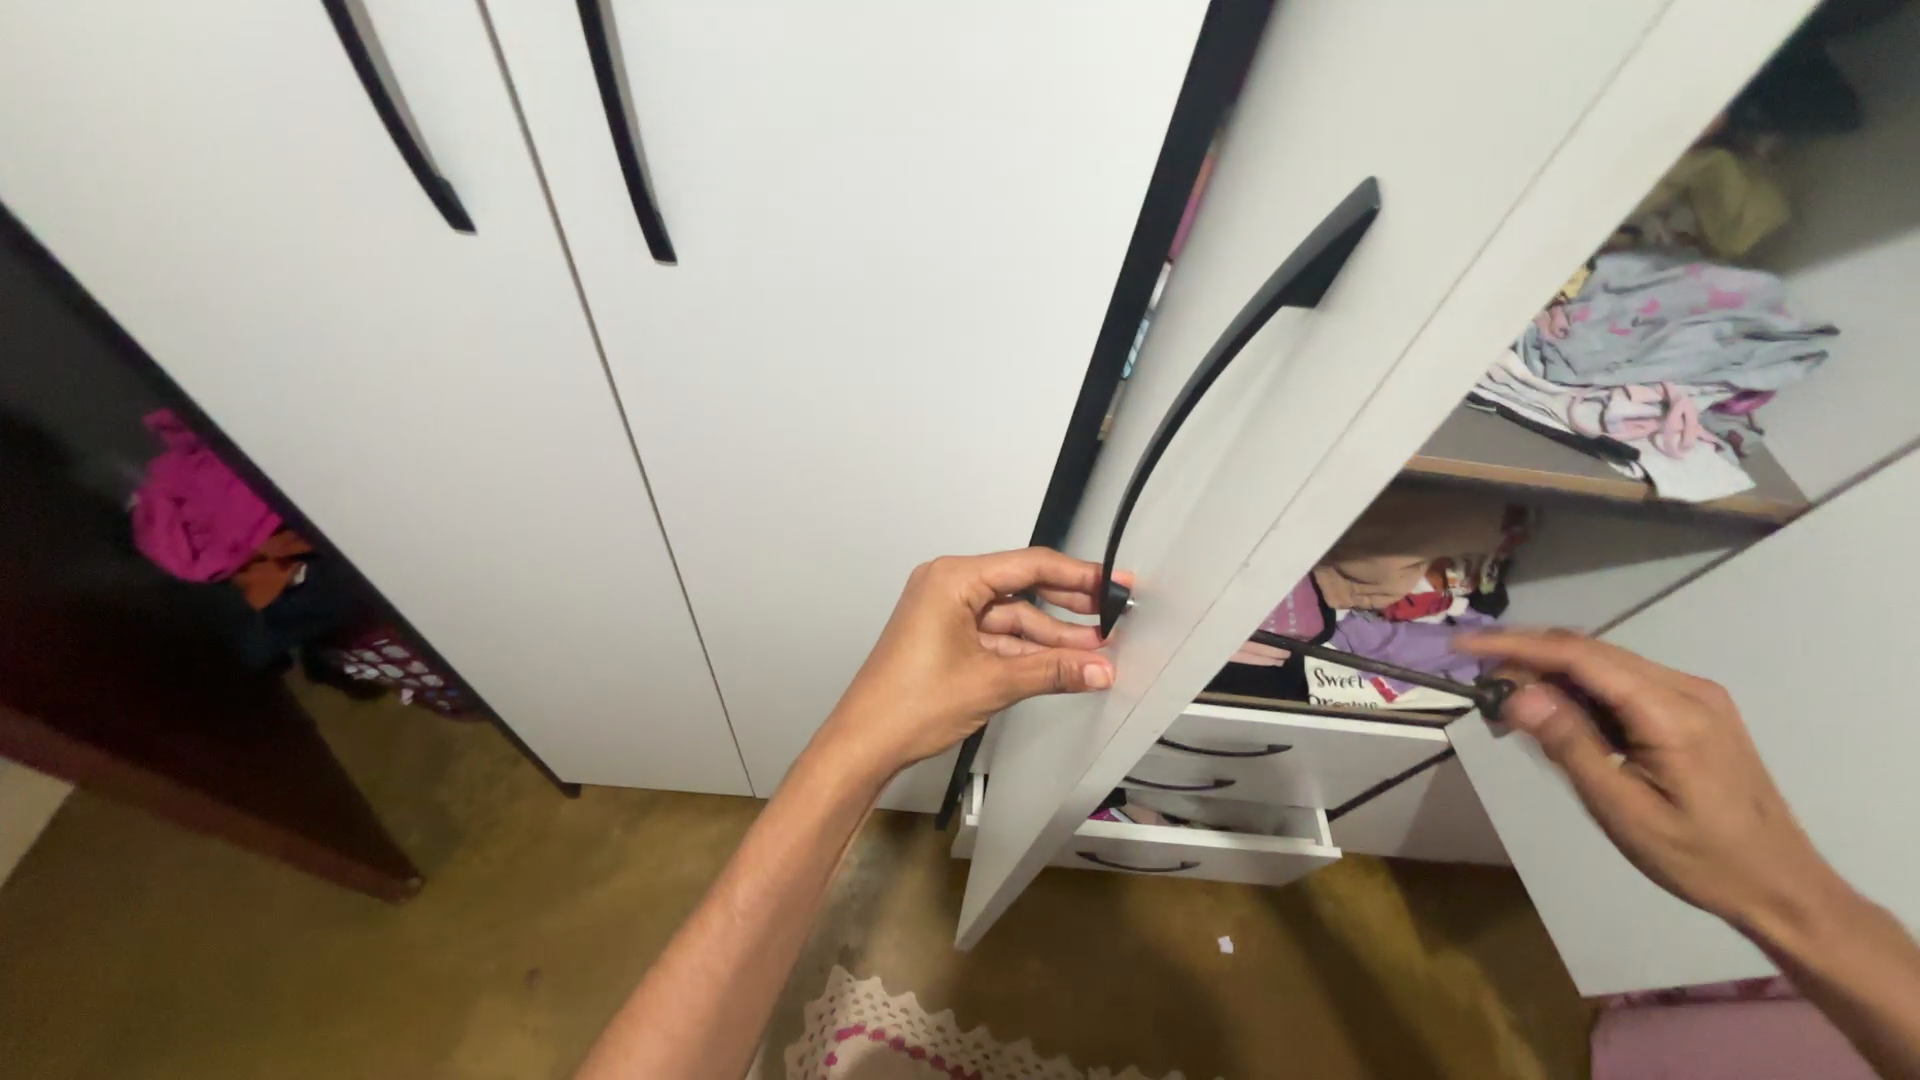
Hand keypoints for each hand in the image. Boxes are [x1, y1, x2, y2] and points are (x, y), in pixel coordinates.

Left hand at [812, 548, 1121, 779]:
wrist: (865, 743)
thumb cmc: (907, 705)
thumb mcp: (992, 682)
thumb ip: (1052, 670)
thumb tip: (1099, 667)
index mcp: (952, 579)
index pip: (1029, 565)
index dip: (1077, 575)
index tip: (1112, 585)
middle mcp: (948, 586)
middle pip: (1023, 587)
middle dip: (1069, 606)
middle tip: (1112, 615)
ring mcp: (947, 612)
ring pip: (1013, 617)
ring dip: (1051, 636)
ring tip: (1096, 651)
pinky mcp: (947, 637)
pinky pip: (997, 635)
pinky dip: (1028, 650)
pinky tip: (1062, 663)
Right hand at [1461, 630, 1844, 935]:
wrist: (1782, 888)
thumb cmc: (1698, 856)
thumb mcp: (1621, 807)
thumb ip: (1569, 743)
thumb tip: (1515, 693)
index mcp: (1671, 711)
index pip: (1577, 656)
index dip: (1513, 644)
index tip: (1462, 645)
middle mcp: (1686, 689)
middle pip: (1586, 650)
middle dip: (1524, 658)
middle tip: (1479, 686)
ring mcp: (1692, 696)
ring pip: (1600, 662)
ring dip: (1547, 673)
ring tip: (1507, 702)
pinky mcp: (1689, 709)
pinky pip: (1618, 681)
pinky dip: (1575, 688)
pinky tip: (1553, 713)